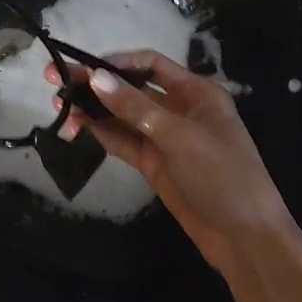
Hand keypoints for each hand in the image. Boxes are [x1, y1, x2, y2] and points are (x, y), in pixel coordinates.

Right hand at [48, 50, 296, 273]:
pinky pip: (122, 141)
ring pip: (121, 115)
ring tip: (58, 106)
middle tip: (54, 79)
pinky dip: (99, 133)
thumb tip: (94, 77)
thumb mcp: (179, 137)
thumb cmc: (223, 176)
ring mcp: (165, 138)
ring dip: (92, 109)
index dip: (116, 62)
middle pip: (130, 88)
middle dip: (94, 83)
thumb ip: (134, 106)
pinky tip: (75, 127)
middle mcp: (179, 109)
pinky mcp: (154, 163)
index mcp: (196, 93)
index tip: (83, 67)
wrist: (246, 239)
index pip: (150, 64)